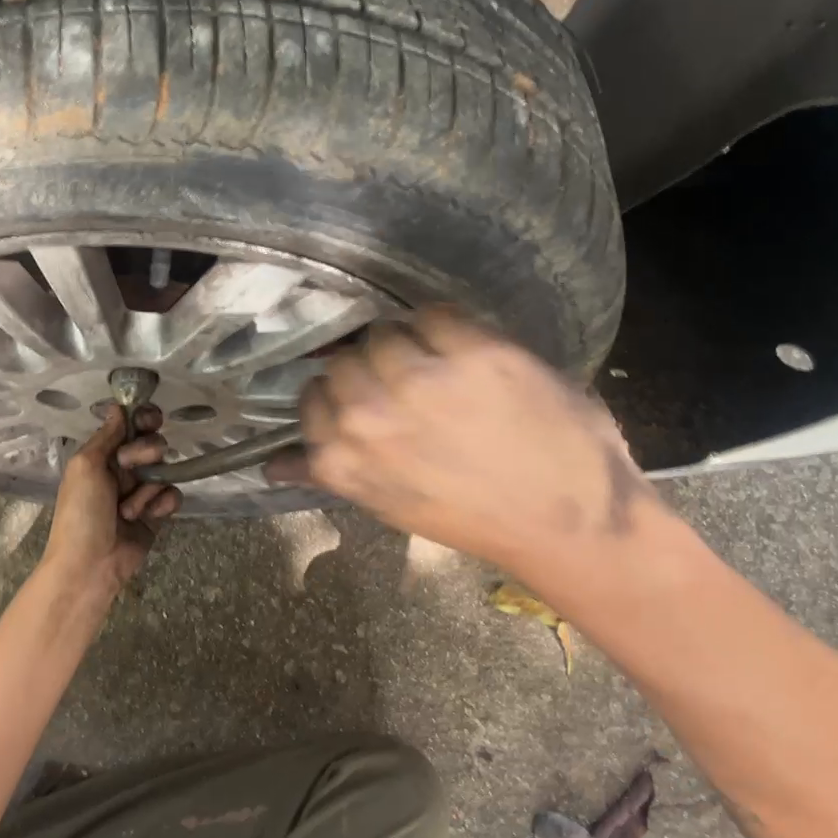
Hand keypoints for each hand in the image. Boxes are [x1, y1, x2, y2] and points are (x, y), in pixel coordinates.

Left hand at [42, 406, 181, 585]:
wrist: (90, 564)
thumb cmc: (81, 512)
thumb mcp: (86, 466)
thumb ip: (106, 436)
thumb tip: (117, 407)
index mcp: (101, 456)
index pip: (129, 427)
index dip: (143, 420)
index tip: (150, 420)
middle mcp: (122, 470)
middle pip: (151, 444)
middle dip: (147, 452)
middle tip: (132, 466)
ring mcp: (140, 492)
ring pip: (163, 471)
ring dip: (147, 488)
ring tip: (128, 510)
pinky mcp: (155, 514)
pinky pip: (172, 495)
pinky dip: (163, 504)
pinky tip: (150, 517)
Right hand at [266, 309, 653, 575]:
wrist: (566, 522)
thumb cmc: (470, 517)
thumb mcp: (382, 502)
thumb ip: (326, 473)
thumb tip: (270, 466)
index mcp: (340, 455)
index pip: (312, 395)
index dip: (340, 395)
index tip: (365, 402)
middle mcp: (367, 415)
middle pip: (344, 360)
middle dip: (369, 368)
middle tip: (404, 384)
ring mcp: (420, 380)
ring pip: (384, 333)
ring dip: (405, 344)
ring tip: (436, 366)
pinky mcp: (475, 353)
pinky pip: (434, 314)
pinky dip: (445, 327)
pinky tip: (465, 353)